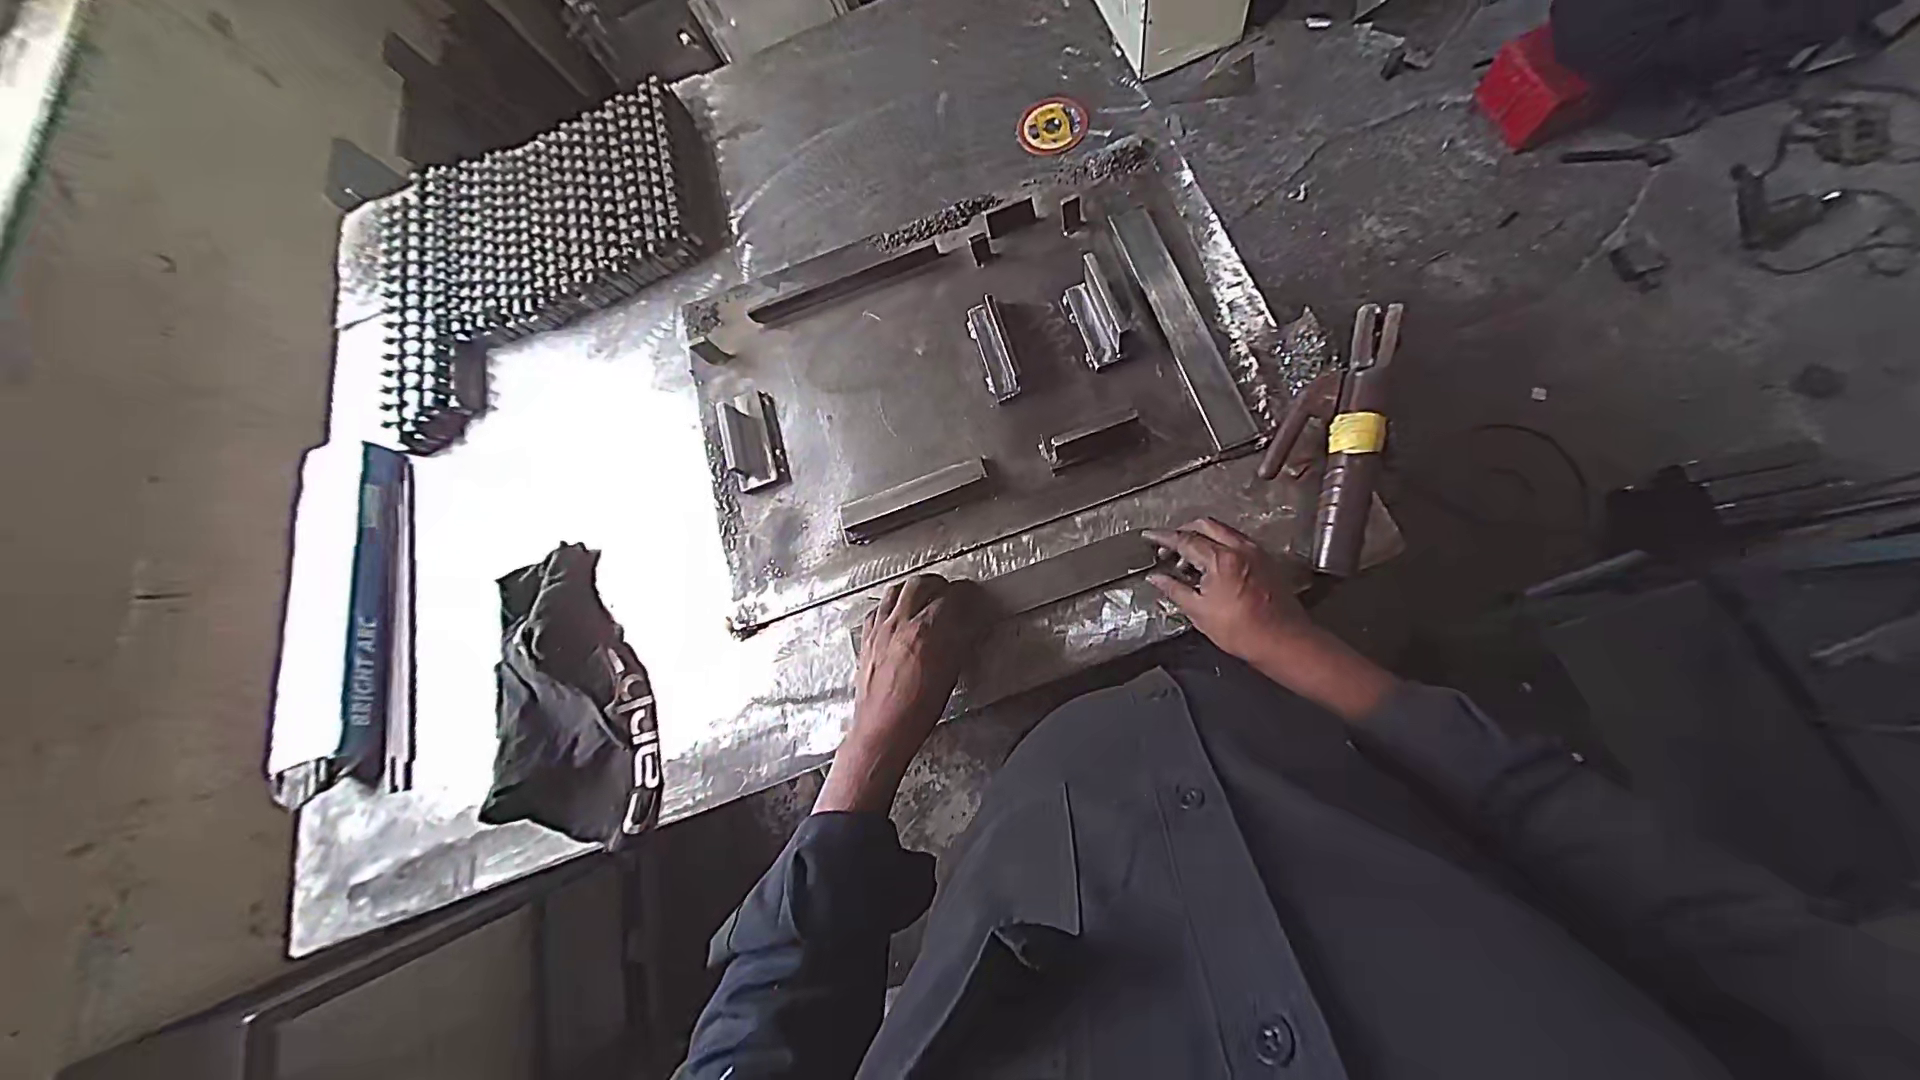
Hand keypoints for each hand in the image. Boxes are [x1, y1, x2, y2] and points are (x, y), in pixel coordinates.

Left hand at [816, 574, 984, 813]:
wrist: (882, 730)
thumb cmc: (916, 711)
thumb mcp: (950, 674)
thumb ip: (958, 642)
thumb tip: (966, 626)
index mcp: (927, 632)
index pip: (952, 596)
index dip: (966, 592)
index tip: (971, 595)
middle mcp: (901, 624)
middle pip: (921, 583)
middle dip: (939, 584)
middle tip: (949, 592)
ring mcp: (881, 629)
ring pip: (896, 589)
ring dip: (913, 589)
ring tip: (924, 597)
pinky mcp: (867, 638)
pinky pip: (878, 608)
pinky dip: (891, 605)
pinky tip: (897, 614)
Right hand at [1145, 518, 1312, 660]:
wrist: (1283, 642)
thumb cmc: (1243, 631)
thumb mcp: (1198, 611)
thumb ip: (1174, 589)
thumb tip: (1157, 579)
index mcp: (1220, 559)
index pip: (1184, 539)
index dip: (1163, 537)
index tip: (1150, 537)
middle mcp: (1240, 549)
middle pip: (1205, 525)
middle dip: (1182, 532)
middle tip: (1168, 547)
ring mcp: (1256, 553)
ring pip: (1222, 531)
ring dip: (1202, 538)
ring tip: (1187, 561)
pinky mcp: (1265, 561)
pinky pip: (1237, 541)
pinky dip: (1219, 545)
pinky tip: (1211, 566)